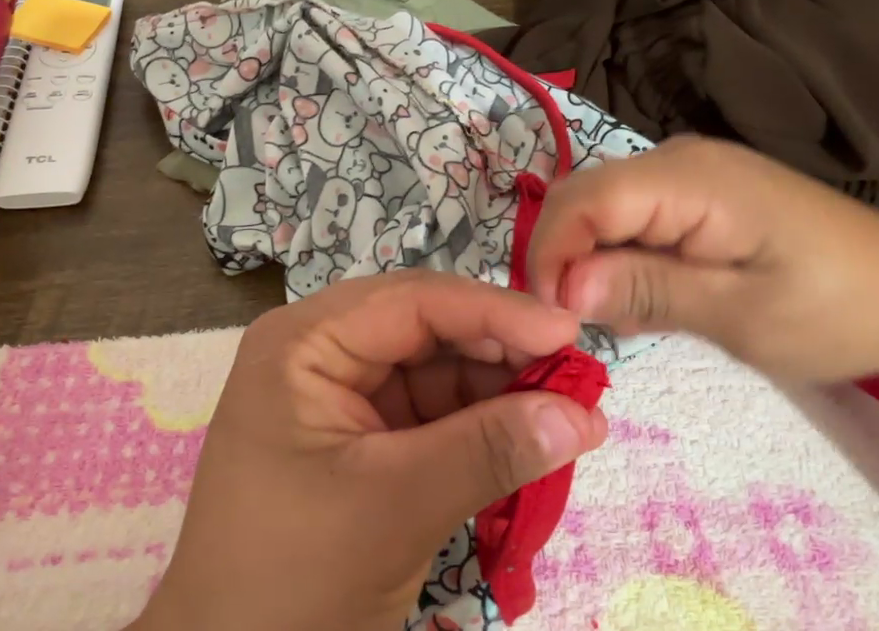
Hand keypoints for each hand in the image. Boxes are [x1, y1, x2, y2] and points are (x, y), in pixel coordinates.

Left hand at [134, 271, 607, 630]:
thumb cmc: (294, 576)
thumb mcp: (394, 506)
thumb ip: (490, 451)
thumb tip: (584, 414)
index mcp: (304, 342)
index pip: (412, 302)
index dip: (494, 312)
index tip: (569, 334)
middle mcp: (320, 352)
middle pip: (427, 329)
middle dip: (501, 353)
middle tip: (578, 378)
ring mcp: (340, 396)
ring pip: (436, 371)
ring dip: (499, 392)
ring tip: (568, 414)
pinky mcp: (360, 440)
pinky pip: (431, 414)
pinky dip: (479, 427)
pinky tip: (528, 439)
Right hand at [527, 136, 878, 383]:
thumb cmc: (839, 311)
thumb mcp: (741, 315)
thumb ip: (647, 290)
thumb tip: (562, 287)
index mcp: (689, 177)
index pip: (582, 199)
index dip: (551, 254)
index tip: (555, 320)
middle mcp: (680, 158)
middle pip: (585, 195)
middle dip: (565, 257)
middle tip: (580, 326)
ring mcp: (693, 171)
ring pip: (604, 206)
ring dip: (593, 260)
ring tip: (620, 318)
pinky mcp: (703, 193)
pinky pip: (636, 215)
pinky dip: (624, 256)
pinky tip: (648, 297)